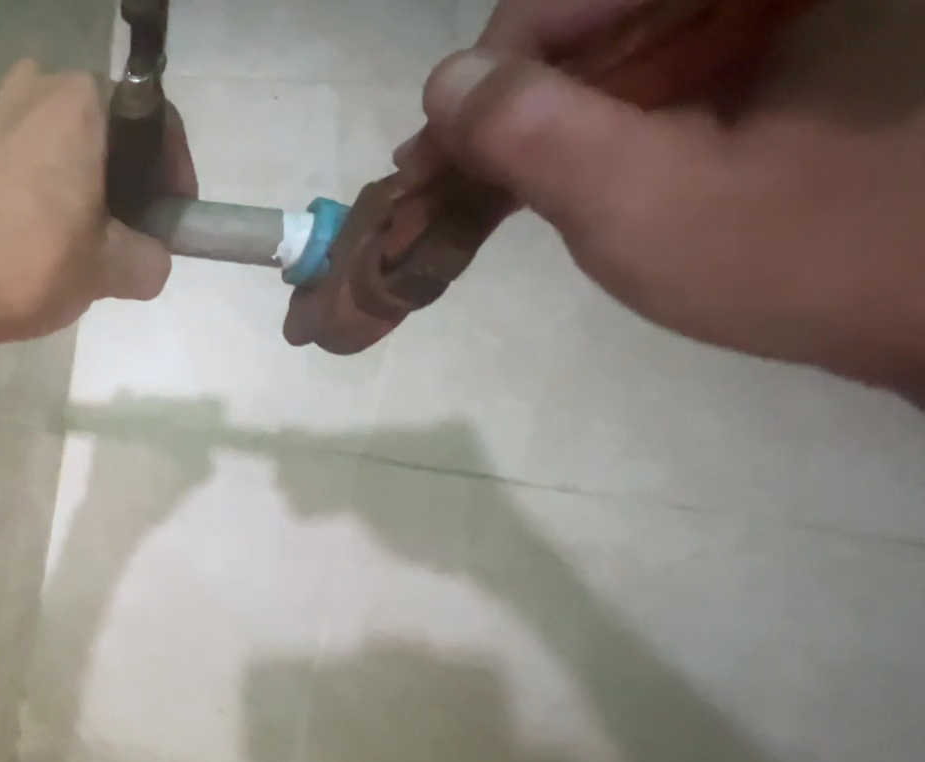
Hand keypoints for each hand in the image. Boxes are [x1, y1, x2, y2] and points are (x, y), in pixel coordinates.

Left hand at [0, 60, 195, 349]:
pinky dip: (34, 190)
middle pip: (102, 132)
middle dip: (122, 182)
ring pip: (55, 147)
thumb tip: (151, 261)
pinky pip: (15, 161)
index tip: (172, 221)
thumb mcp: (110, 269)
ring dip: (75, 186)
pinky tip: (30, 235)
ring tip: (77, 242)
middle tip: (126, 237)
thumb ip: (150, 259)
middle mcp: (35, 85)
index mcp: (83, 97)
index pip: (154, 127)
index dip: (173, 178)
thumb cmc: (29, 264)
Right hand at [400, 0, 924, 394]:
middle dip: (512, 93)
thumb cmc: (803, 258)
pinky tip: (538, 164)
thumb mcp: (643, 201)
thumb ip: (537, 133)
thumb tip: (443, 84)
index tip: (435, 146)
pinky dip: (590, 114)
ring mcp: (783, 14)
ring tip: (468, 177)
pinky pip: (661, 60)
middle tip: (435, 169)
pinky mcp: (790, 44)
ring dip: (539, 107)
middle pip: (601, 12)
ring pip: (623, 37)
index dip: (497, 63)